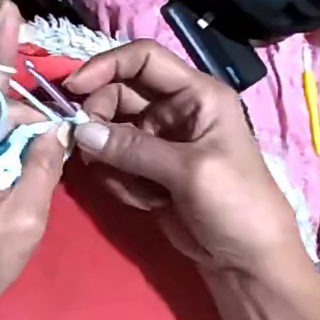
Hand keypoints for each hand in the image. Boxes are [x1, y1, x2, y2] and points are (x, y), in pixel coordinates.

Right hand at [64, 40, 309, 278]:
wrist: (246, 260)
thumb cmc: (235, 203)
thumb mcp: (188, 171)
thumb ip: (133, 149)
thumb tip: (79, 132)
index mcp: (196, 94)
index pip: (143, 58)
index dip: (106, 65)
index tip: (73, 88)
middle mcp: (174, 109)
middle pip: (117, 95)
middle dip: (100, 121)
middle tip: (88, 150)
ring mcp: (158, 140)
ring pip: (109, 132)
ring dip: (110, 160)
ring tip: (136, 189)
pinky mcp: (146, 169)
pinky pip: (112, 162)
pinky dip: (118, 180)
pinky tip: (145, 202)